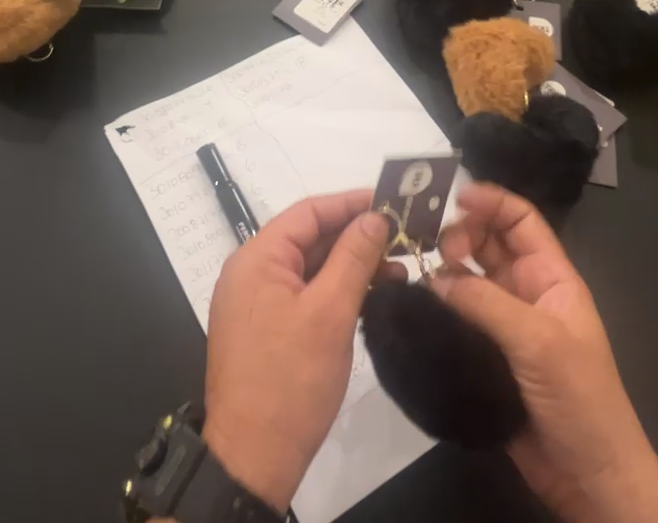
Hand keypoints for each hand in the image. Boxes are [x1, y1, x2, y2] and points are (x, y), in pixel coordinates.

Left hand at [200, 189, 395, 510]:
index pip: (307, 212)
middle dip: (356, 236)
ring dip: (351, 265)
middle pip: (309, 238)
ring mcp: (259, 303)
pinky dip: (338, 291)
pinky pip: (307, 295)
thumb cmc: (290, 378)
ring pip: (311, 268)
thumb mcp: (329, 312)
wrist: (253, 456)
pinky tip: (372, 295)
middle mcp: (253, 272)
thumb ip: (353, 258)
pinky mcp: (269, 329)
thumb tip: (376, 217)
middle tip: (404, 236)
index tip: (392, 201)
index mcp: (257, 258)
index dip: (350, 203)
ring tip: (398, 268)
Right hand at [434, 184, 657, 522]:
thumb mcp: (538, 341)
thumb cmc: (580, 400)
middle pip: (487, 244)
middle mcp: (526, 294)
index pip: (521, 221)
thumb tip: (434, 277)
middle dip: (459, 233)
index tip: (452, 196)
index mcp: (551, 279)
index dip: (491, 202)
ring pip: (467, 280)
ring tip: (412, 271)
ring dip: (442, 270)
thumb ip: (485, 302)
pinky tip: (412, 305)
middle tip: (429, 246)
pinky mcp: (484, 357)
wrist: (589, 478)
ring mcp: (504, 327)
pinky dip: (434, 307)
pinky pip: (455, 319)